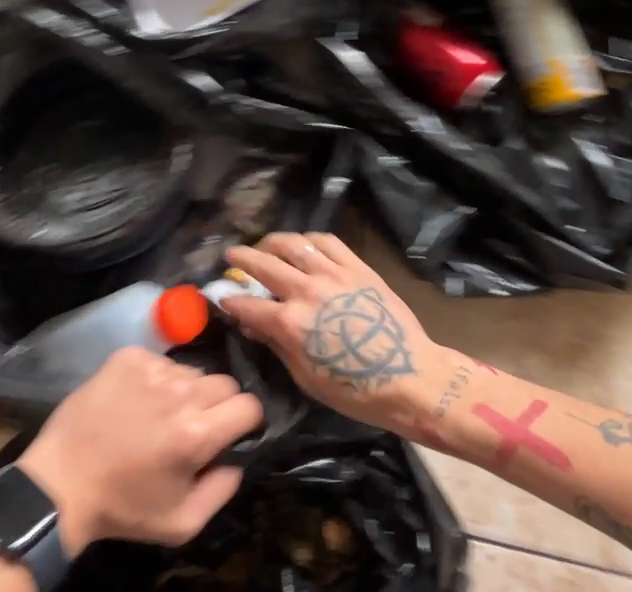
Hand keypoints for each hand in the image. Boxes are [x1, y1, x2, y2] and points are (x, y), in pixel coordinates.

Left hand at [16, 347, 262, 555]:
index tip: (231, 433)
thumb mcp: (182, 522)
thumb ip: (223, 490)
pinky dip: (158, 378)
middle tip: (193, 425)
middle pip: (225, 383)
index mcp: (197, 433)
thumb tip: (239, 458)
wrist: (60, 482)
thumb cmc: (123, 506)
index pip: (250, 406)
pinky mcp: (128, 356)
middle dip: (219, 405)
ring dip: (187, 391)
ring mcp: (152, 369)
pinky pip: (162, 360)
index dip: (245, 422)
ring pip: (193, 371)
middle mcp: (180, 393)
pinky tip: (138, 399)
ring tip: (160, 413)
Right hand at [218, 233, 457, 434]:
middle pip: (263, 264)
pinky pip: (327, 241)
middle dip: (241, 259)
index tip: (220, 296)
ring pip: (293, 243)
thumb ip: (277, 345)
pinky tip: (303, 245)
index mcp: (290, 323)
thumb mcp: (306, 377)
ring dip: (271, 242)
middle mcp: (306, 290)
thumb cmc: (355, 391)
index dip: (229, 300)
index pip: (247, 305)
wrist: (411, 377)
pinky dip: (308, 240)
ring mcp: (333, 273)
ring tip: (264, 245)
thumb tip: (253, 326)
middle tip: (231, 256)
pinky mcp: (357, 266)